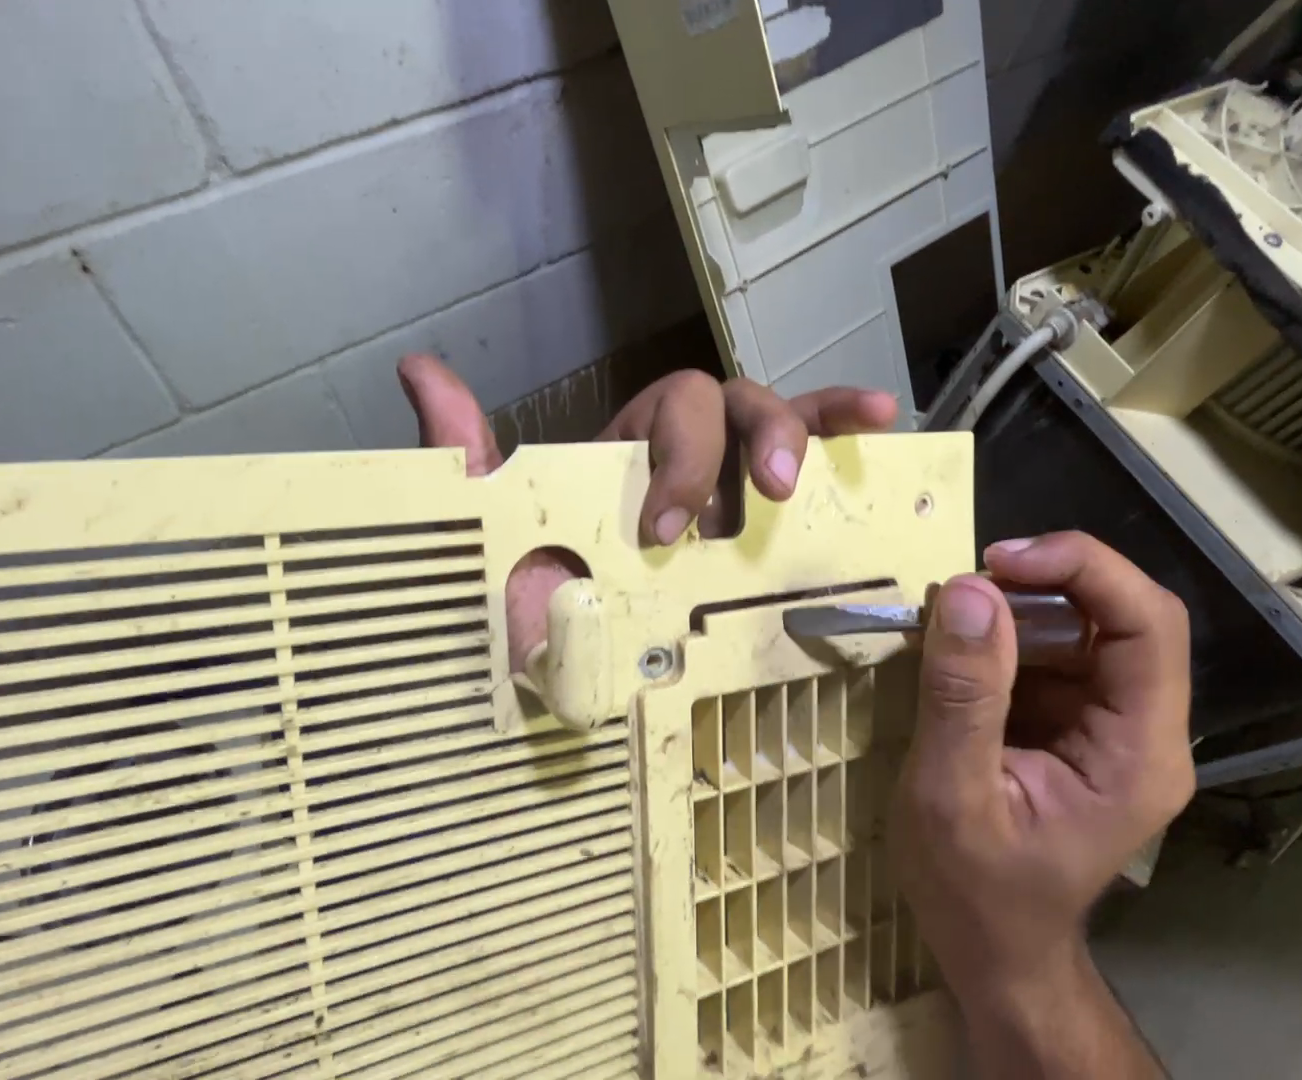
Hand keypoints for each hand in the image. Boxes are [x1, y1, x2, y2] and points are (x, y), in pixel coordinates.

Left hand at [396, 355, 896, 668]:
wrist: (567, 674)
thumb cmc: (537, 603)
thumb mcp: (493, 537)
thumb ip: (463, 455)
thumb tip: (420, 370)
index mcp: (624, 451)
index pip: (668, 411)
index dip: (680, 458)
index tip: (666, 530)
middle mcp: (681, 456)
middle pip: (729, 402)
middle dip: (751, 438)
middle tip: (766, 492)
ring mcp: (728, 487)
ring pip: (775, 420)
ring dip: (805, 426)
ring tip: (832, 452)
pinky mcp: (764, 525)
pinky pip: (814, 464)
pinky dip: (842, 432)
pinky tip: (881, 424)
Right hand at [893, 532, 1193, 1076]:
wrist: (994, 953)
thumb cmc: (974, 892)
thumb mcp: (951, 794)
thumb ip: (962, 695)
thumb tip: (966, 591)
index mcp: (1137, 752)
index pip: (1148, 623)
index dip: (1082, 569)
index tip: (996, 561)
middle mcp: (1141, 730)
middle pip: (1118, 617)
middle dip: (1039, 586)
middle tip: (957, 591)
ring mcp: (1109, 729)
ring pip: (1080, 631)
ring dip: (1013, 612)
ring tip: (943, 624)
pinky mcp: (1073, 728)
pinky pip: (1049, 658)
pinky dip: (1000, 641)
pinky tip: (954, 655)